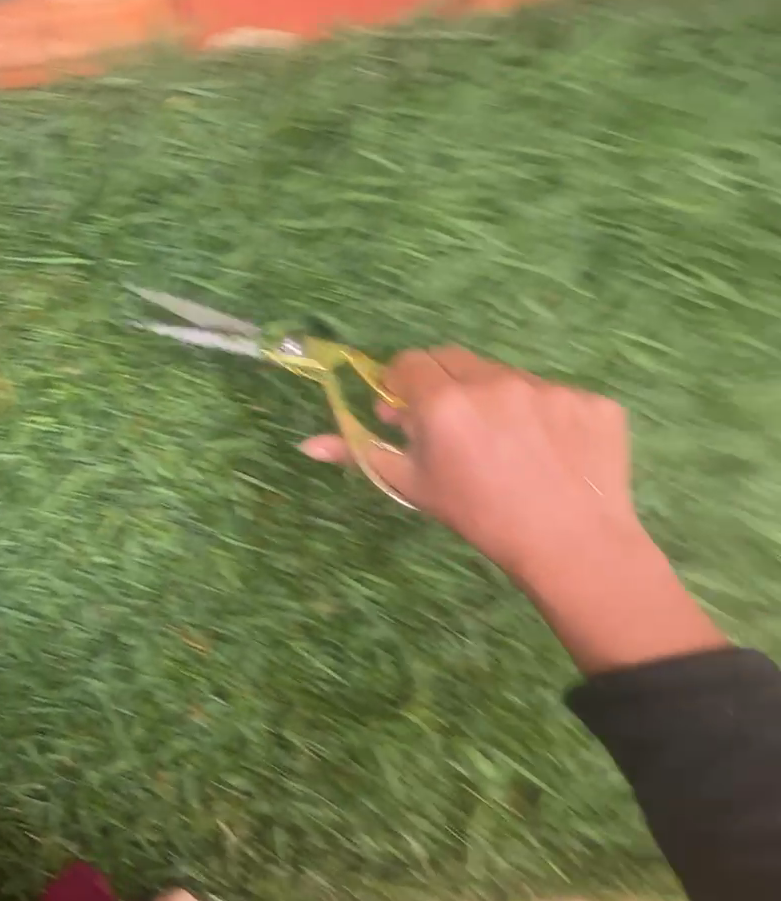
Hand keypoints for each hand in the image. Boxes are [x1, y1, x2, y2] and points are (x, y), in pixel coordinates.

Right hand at [301, 347, 725, 673]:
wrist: (569, 541)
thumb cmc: (473, 511)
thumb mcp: (407, 482)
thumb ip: (358, 452)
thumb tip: (306, 444)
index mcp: (442, 402)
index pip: (410, 362)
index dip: (400, 382)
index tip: (404, 409)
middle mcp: (494, 384)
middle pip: (452, 359)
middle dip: (440, 382)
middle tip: (445, 421)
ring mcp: (549, 389)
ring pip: (501, 375)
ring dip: (487, 395)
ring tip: (498, 439)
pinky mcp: (593, 401)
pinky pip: (550, 393)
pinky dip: (536, 411)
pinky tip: (541, 447)